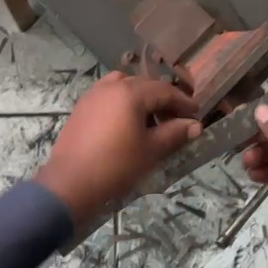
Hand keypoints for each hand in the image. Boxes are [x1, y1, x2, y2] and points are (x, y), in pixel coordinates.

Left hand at [35, 72, 200, 224]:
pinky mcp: (81, 107)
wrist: (71, 182)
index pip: (164, 91)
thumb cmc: (116, 165)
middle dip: (163, 98)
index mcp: (130, 93)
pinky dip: (122, 101)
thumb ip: (174, 133)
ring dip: (140, 96)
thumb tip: (195, 126)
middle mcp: (111, 86)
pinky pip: (107, 94)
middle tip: (177, 116)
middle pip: (144, 85)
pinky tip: (126, 121)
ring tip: (150, 117)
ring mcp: (93, 95)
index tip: (195, 113)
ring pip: (123, 85)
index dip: (182, 102)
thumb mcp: (151, 150)